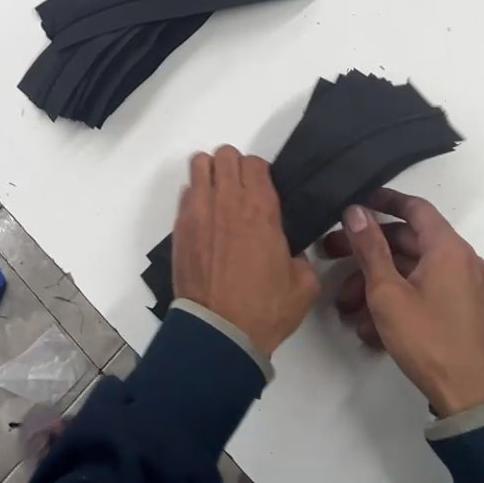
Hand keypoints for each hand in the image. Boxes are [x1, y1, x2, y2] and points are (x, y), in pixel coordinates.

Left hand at [172, 146, 319, 355]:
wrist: (220, 328)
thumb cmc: (264, 308)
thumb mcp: (303, 284)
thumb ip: (301, 258)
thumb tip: (290, 252)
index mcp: (261, 208)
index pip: (256, 163)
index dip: (260, 171)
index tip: (262, 188)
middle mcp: (228, 199)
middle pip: (226, 154)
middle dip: (233, 165)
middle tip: (239, 188)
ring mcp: (199, 208)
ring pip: (200, 163)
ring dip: (210, 172)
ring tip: (217, 193)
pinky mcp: (180, 224)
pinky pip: (185, 191)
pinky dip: (195, 195)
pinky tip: (203, 217)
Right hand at [321, 188, 483, 416]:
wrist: (476, 402)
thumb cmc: (430, 339)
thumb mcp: (388, 292)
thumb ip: (369, 248)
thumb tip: (356, 210)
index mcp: (448, 249)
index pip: (415, 207)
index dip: (383, 199)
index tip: (354, 202)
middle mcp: (461, 262)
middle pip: (406, 241)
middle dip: (366, 250)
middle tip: (331, 254)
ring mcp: (463, 290)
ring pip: (410, 272)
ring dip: (375, 283)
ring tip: (345, 306)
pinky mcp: (461, 315)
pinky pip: (423, 294)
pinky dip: (396, 301)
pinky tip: (368, 327)